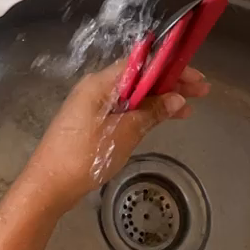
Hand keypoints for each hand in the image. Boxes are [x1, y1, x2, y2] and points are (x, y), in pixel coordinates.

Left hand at [16, 63, 210, 212]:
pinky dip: (146, 111)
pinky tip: (164, 119)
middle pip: (139, 77)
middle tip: (201, 90)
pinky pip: (125, 109)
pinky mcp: (93, 122)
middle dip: (169, 82)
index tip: (194, 75)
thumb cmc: (83, 157)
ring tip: (190, 107)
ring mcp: (93, 106)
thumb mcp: (123, 134)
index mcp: (100, 84)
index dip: (169, 67)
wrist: (47, 185)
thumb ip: (150, 113)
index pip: (141, 64)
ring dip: (161, 98)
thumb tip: (177, 98)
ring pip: (134, 94)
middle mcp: (96, 88)